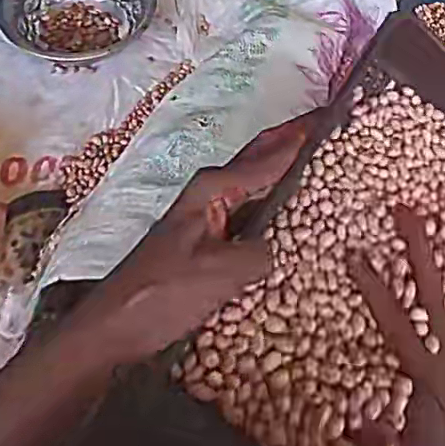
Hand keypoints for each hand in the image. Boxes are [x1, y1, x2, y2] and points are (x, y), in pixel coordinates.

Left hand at [66, 113, 313, 362]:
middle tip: (333, 125)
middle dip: (295, 136)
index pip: (270, 154)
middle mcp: (213, 190)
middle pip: (262, 154)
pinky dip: (277, 196)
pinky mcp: (210, 235)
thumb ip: (260, 254)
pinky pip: (253, 206)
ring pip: (258, 179)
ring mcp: (210, 212)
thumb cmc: (160, 295)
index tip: (334, 116)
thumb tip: (291, 245)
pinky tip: (295, 210)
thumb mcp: (218, 274)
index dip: (303, 134)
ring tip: (323, 160)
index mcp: (215, 187)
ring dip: (287, 164)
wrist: (110, 329)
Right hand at [349, 207, 444, 445]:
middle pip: (430, 286)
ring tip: (418, 221)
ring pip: (443, 287)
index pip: (397, 320)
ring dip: (430, 253)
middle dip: (416, 246)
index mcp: (428, 368)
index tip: (355, 257)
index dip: (375, 288)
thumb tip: (352, 423)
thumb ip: (379, 445)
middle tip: (403, 210)